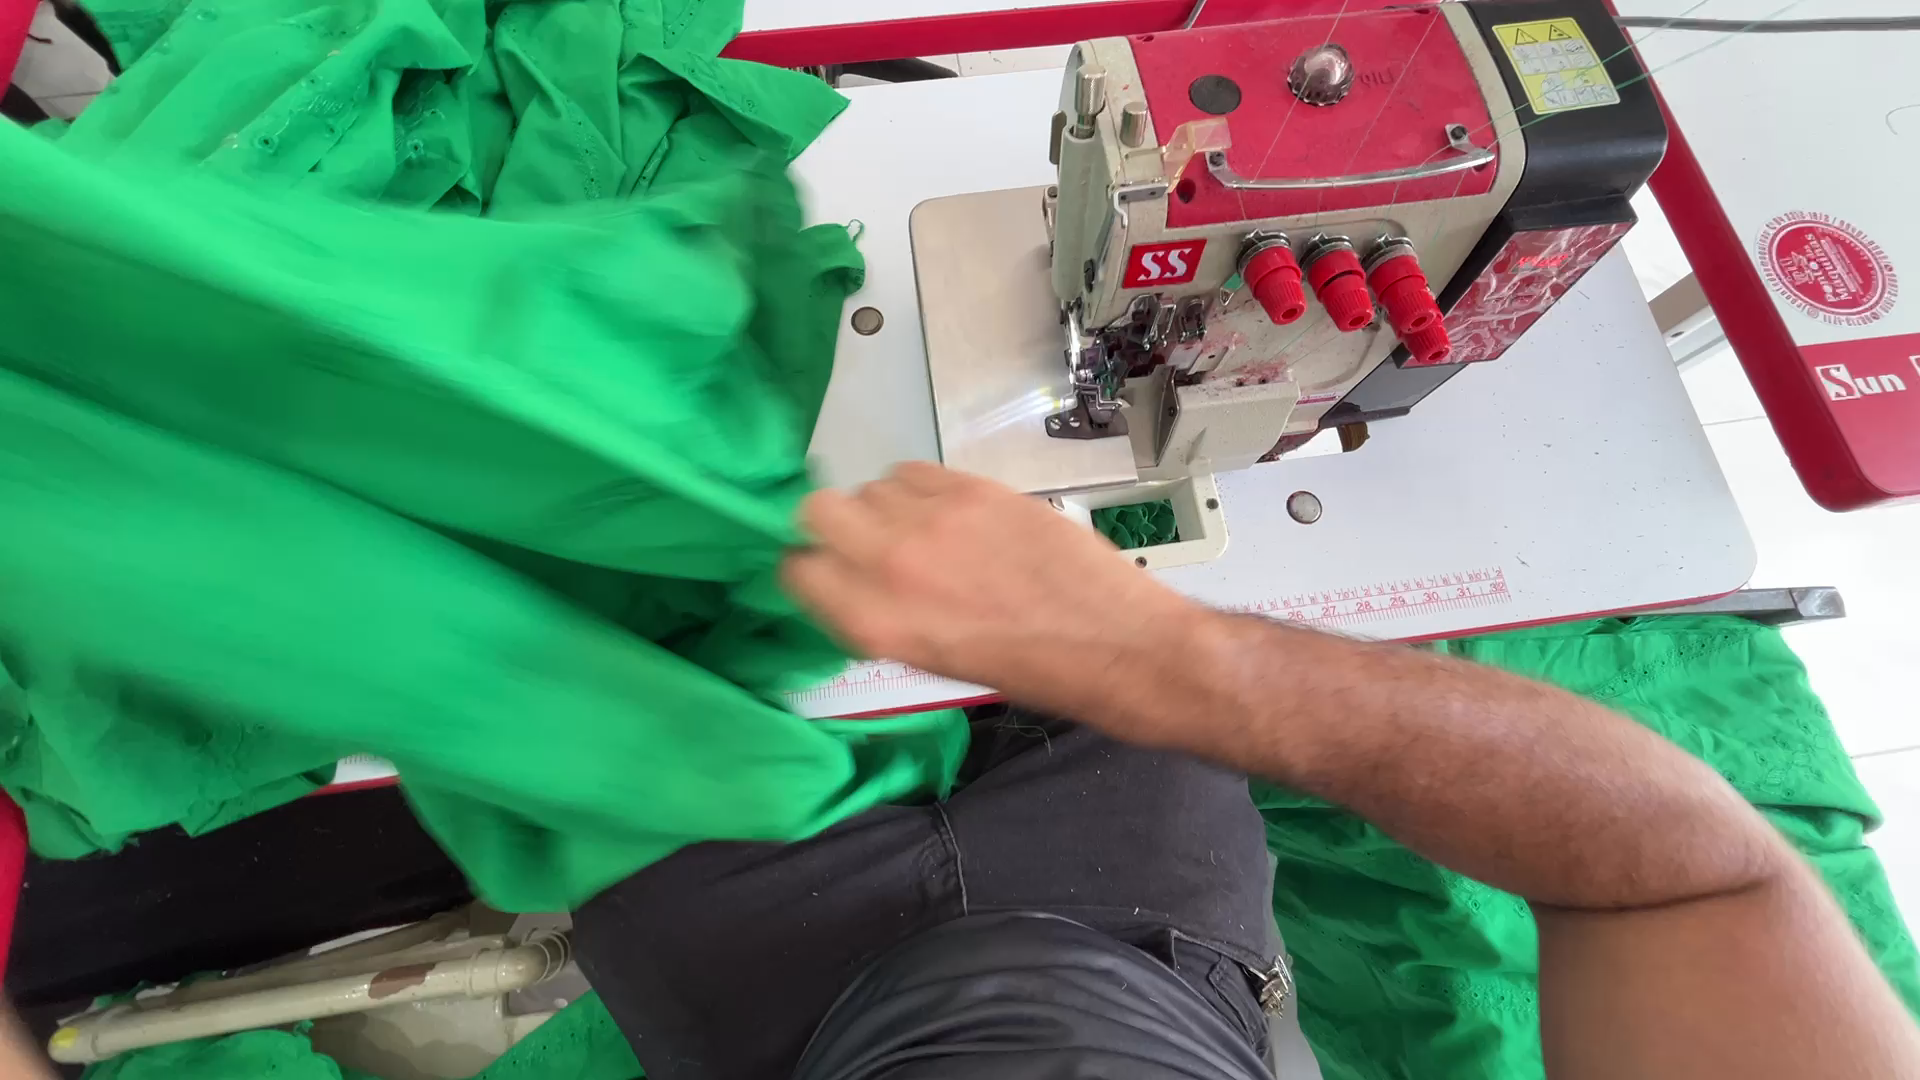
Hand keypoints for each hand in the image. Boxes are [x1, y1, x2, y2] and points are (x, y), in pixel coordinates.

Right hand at [782, 463, 1200, 723]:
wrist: (1113, 643)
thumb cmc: (1026, 671)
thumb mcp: (932, 660)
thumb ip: (880, 615)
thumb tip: (853, 579)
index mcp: (876, 623)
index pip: (796, 569)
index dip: (809, 568)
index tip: (826, 569)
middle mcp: (891, 565)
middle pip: (818, 510)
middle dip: (833, 526)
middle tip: (868, 542)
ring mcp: (934, 520)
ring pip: (870, 486)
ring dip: (885, 507)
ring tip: (925, 531)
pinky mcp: (975, 490)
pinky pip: (915, 470)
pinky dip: (922, 489)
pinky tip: (953, 513)